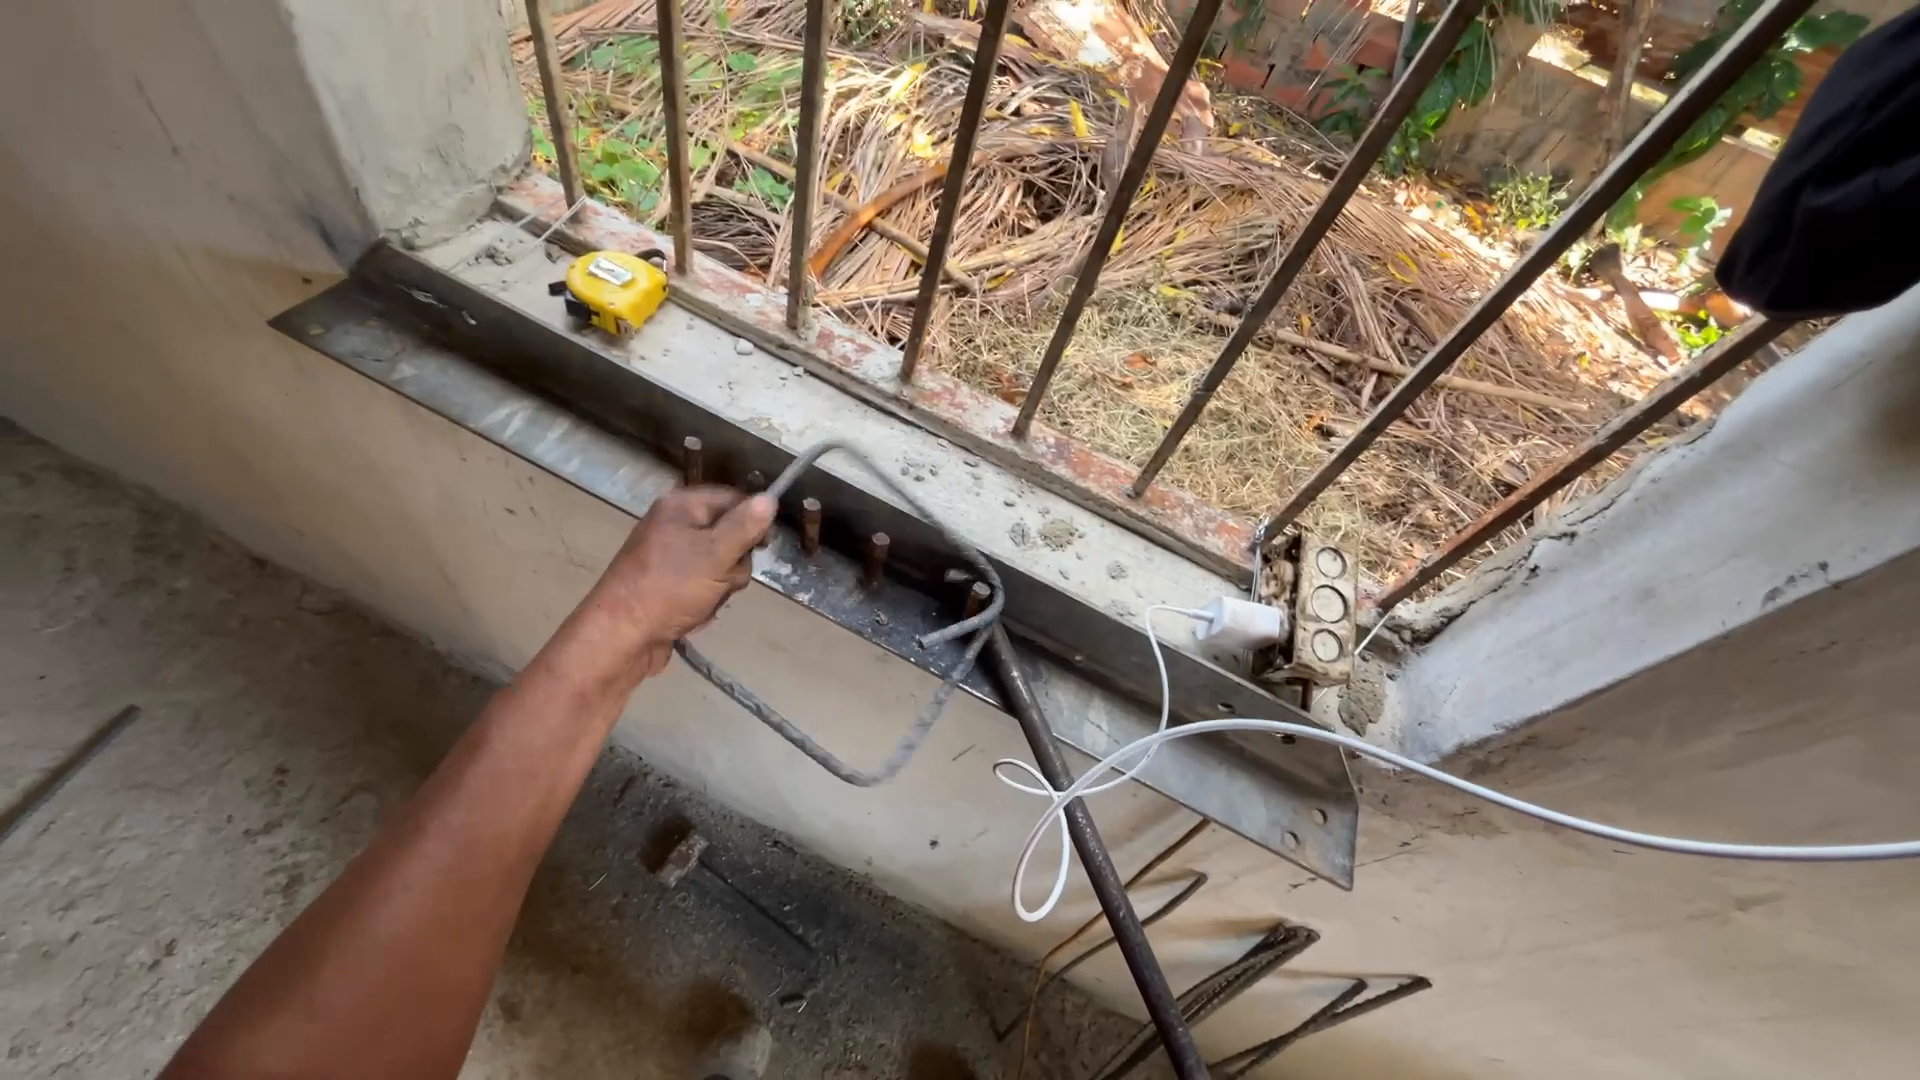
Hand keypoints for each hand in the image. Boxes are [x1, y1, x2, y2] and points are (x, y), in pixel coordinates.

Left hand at [570, 487, 775, 683]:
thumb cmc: (670, 588)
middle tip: (722, 579)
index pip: (734, 499)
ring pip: (720, 563)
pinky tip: (695, 612)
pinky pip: (703, 584)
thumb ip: (746, 526)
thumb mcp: (716, 554)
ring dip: (722, 585)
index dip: (754, 521)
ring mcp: (669, 555)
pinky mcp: (668, 583)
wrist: (621, 636)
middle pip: (730, 534)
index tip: (765, 547)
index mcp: (682, 506)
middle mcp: (674, 524)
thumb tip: (770, 498)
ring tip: (706, 600)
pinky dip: (706, 599)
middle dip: (735, 562)